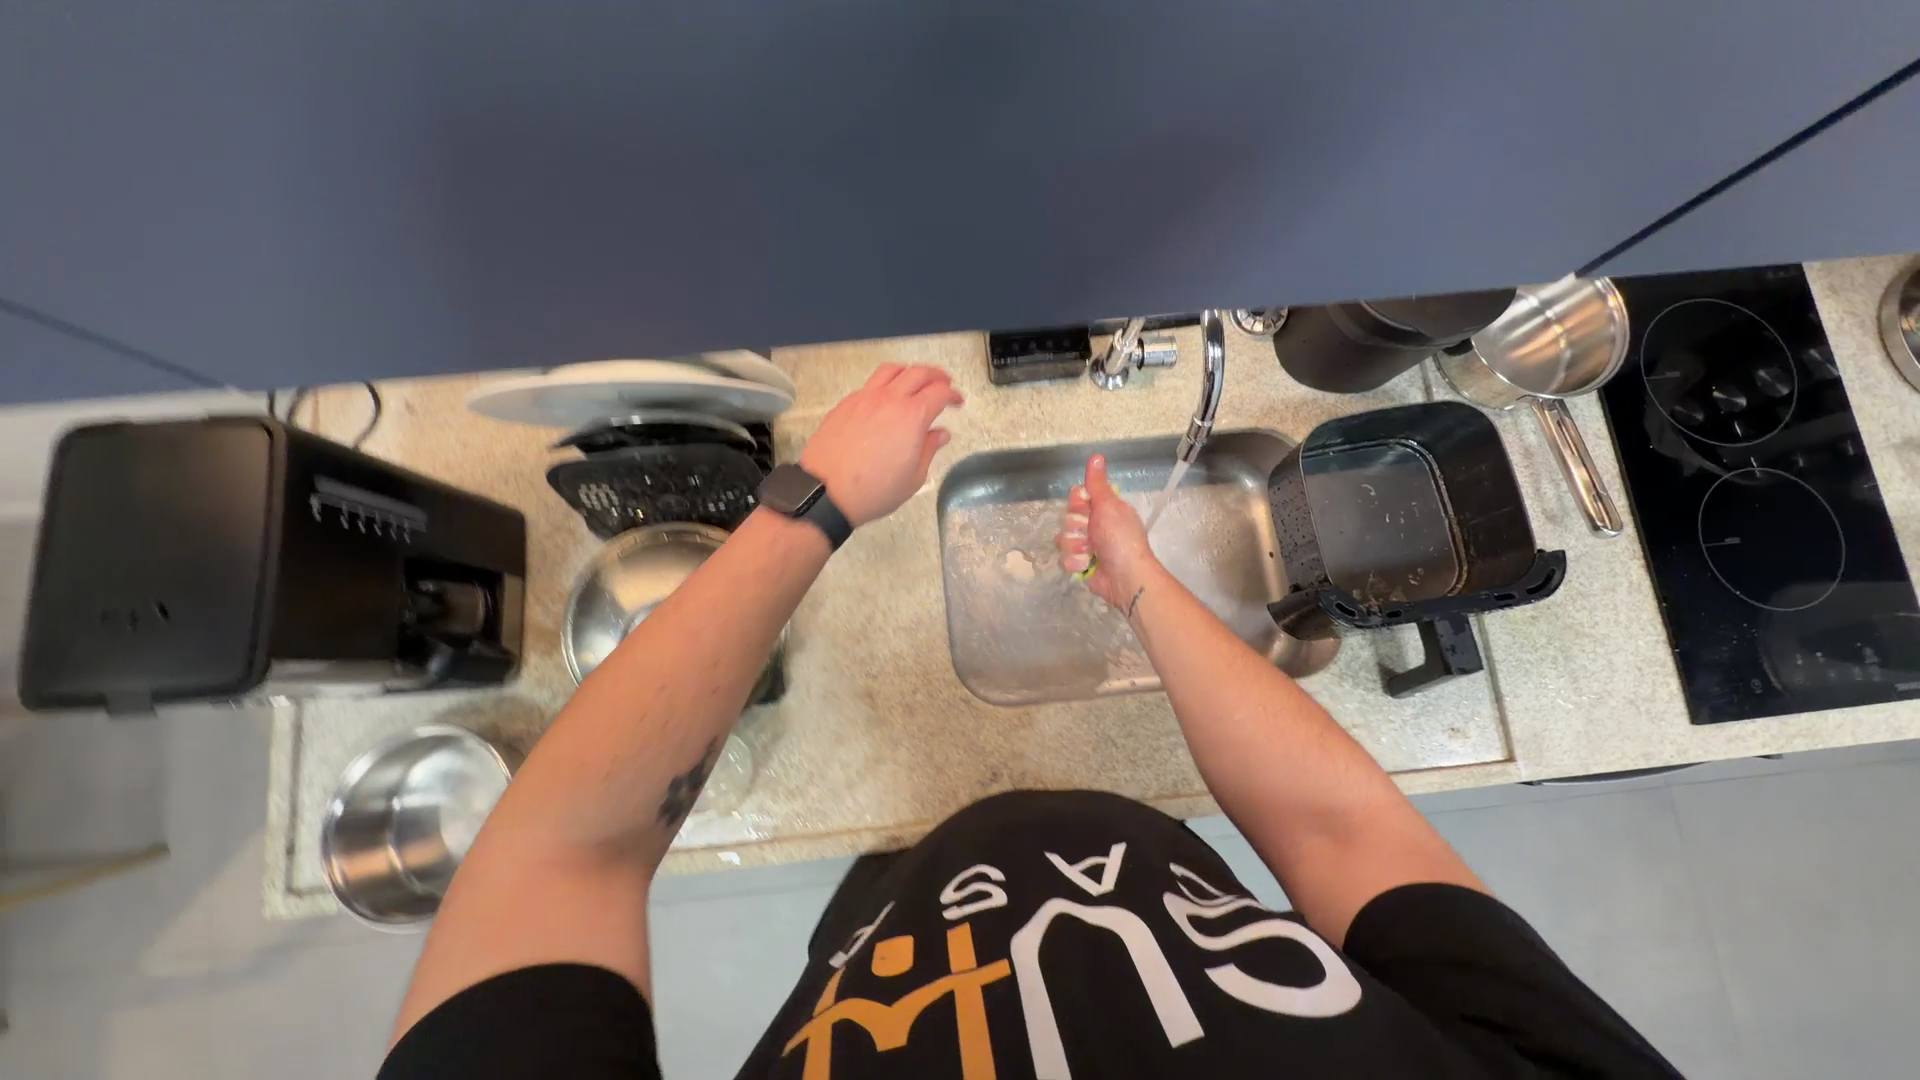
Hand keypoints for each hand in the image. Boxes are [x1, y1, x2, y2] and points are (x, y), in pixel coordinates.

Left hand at [798, 363, 964, 526]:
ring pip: (891, 370)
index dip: (953, 394)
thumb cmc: (875, 490)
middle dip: (936, 376)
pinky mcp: (845, 404)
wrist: (826, 492)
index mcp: (912, 416)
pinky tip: (885, 401)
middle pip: (918, 372)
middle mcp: (889, 399)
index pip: (940, 392)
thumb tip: (940, 433)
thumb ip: (929, 449)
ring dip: (909, 372)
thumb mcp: (913, 477)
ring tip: (915, 383)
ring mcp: (864, 398)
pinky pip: (870, 384)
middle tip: (944, 384)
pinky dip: (885, 385)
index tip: (958, 402)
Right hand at [1056, 454, 1163, 610]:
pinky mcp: (1079, 564)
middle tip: (1093, 533)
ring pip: (1062, 539)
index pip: (1075, 497)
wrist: (1125, 576)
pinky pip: (1063, 558)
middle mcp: (1093, 525)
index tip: (1088, 508)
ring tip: (1092, 552)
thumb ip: (1097, 483)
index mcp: (1102, 509)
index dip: (1078, 504)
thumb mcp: (1109, 506)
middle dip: (1078, 528)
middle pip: (1066, 518)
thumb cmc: (1120, 538)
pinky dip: (1075, 562)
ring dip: (1076, 547)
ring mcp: (1085, 546)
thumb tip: (1096, 455)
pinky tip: (1088, 564)